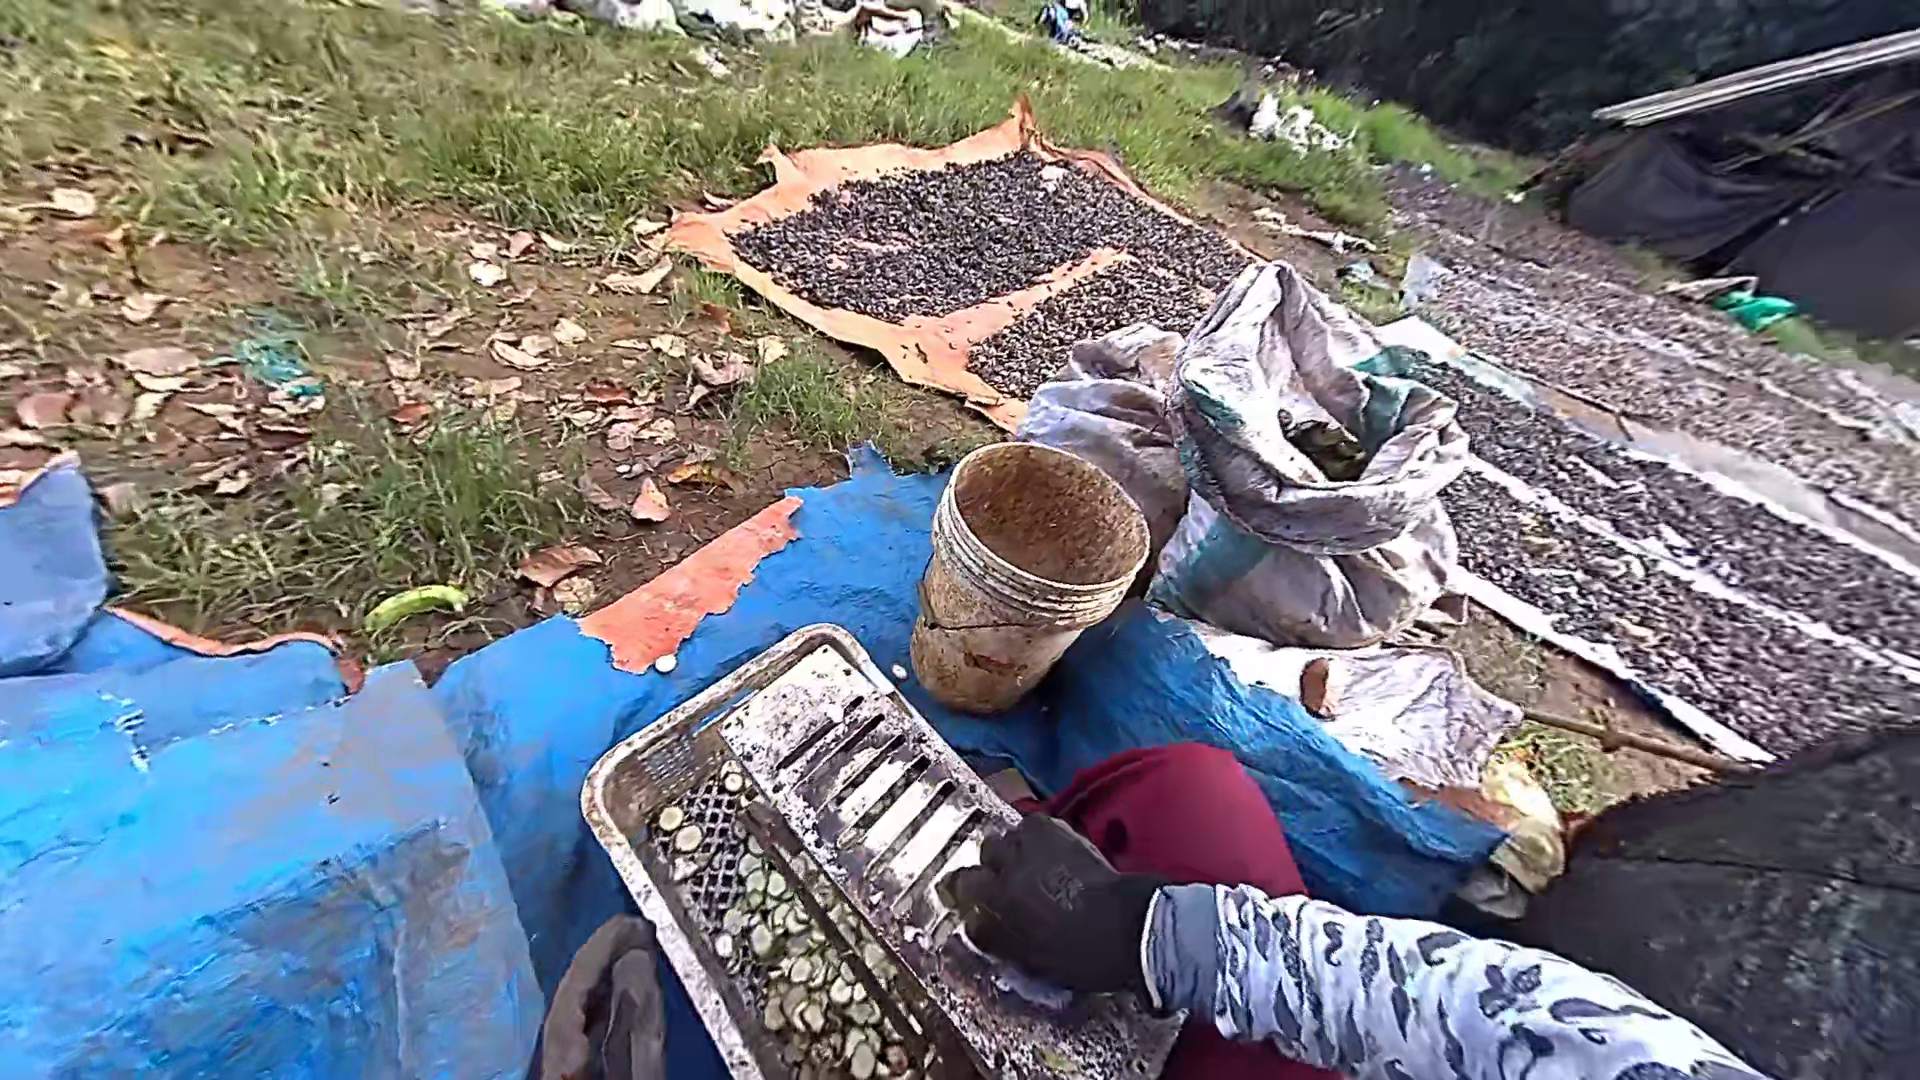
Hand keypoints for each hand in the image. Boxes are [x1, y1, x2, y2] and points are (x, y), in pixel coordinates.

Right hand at [939, 815, 1163, 995]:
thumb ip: (996, 936)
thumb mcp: (1029, 957)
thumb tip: (974, 922)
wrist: (1125, 925)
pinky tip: (1048, 850)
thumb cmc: (1078, 952)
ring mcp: (1032, 842)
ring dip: (1014, 849)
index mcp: (1000, 898)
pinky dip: (1035, 836)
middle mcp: (1010, 863)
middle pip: (985, 853)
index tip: (965, 893)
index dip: (961, 888)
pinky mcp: (1054, 828)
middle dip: (992, 865)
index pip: (963, 884)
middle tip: (1006, 880)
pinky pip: (1031, 825)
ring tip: (1030, 863)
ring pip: (1008, 836)